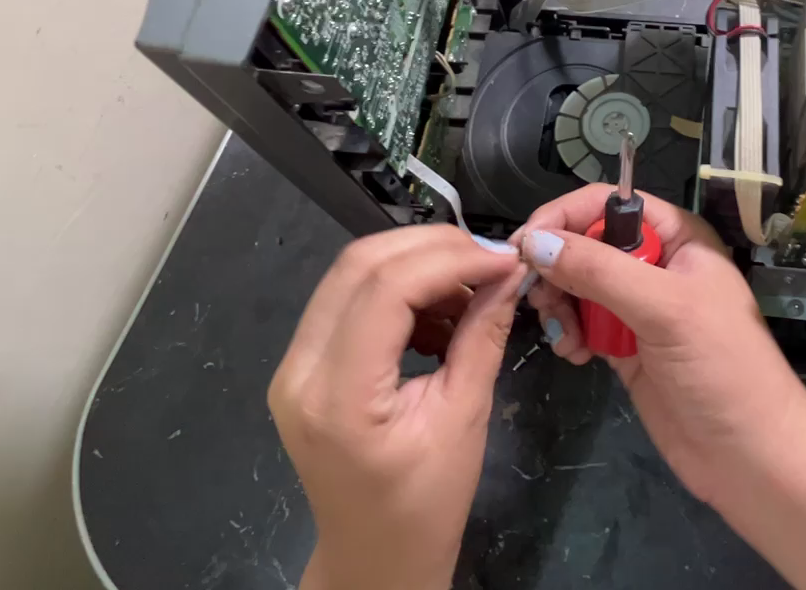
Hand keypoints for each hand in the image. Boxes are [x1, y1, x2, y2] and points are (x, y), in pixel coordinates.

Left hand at [267, 224, 524, 589]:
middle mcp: (299, 369)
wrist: (373, 561)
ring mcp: (294, 363)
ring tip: (471, 290)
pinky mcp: (305, 361)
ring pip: (354, 272)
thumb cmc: (424, 506)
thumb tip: (511, 271)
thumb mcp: (465, 418)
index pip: (387, 288)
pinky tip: (440, 311)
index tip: (505, 260)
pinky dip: (402, 287)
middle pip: (361, 264)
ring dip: (418, 264)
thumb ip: (484, 335)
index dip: (451, 259)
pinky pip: (352, 296)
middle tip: (491, 261)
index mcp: (337, 396)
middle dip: (435, 247)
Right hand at [516, 186, 805, 503]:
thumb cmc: (722, 367)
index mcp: (678, 237)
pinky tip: (575, 354)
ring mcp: (640, 306)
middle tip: (539, 297)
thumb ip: (599, 270)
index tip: (526, 242)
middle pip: (588, 243)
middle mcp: (656, 263)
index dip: (566, 215)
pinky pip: (583, 322)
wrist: (750, 456)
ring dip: (561, 305)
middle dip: (558, 266)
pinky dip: (570, 333)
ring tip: (562, 335)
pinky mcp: (626, 345)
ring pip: (579, 284)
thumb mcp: (663, 308)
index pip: (611, 203)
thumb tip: (534, 242)